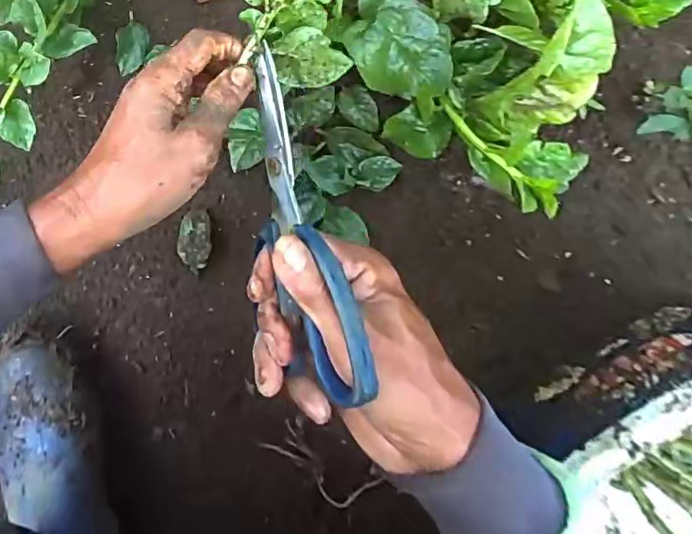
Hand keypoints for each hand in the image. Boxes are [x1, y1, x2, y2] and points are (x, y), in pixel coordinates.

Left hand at [28, 28, 253, 273]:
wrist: (93, 212)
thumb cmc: (146, 181)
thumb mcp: (196, 143)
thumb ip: (222, 103)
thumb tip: (245, 72)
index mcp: (160, 78)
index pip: (202, 40)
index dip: (233, 46)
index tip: (258, 66)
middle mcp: (150, 80)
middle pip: (194, 54)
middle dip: (227, 64)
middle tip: (254, 88)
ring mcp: (144, 98)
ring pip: (187, 75)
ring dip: (215, 83)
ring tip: (240, 105)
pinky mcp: (143, 117)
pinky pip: (178, 95)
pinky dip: (200, 100)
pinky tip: (215, 121)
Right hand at [249, 234, 481, 475]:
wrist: (431, 448)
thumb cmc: (404, 383)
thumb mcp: (351, 340)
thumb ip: (313, 293)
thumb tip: (284, 244)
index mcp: (359, 272)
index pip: (305, 247)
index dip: (276, 265)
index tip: (260, 293)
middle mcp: (344, 292)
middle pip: (287, 287)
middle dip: (276, 322)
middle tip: (280, 349)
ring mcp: (334, 326)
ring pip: (285, 324)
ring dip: (279, 356)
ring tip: (281, 382)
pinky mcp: (327, 358)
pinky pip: (294, 357)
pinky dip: (296, 382)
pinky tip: (317, 407)